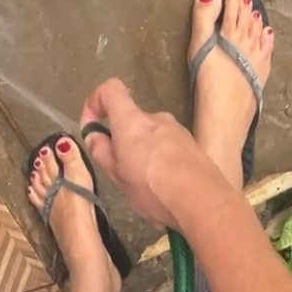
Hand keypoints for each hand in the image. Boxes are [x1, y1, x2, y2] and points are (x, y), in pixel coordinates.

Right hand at [79, 79, 229, 234]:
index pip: (110, 90)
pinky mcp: (192, 147)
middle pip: (132, 122)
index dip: (95, 102)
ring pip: (151, 139)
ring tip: (145, 189)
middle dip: (123, 144)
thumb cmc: (152, 188)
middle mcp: (156, 118)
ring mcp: (177, 131)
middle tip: (122, 175)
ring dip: (143, 157)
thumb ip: (103, 152)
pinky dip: (160, 166)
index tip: (91, 127)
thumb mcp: (118, 175)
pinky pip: (168, 152)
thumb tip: (94, 135)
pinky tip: (163, 192)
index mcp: (132, 121)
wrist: (200, 201)